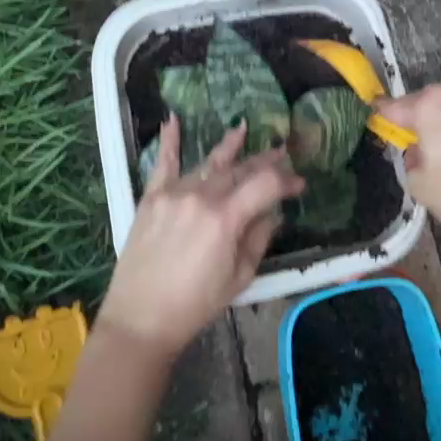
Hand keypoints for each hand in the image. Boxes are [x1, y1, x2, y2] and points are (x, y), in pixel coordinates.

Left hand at [97, 117, 305, 357]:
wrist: (140, 319)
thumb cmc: (195, 306)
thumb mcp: (239, 277)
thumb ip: (258, 239)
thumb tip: (272, 214)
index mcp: (225, 220)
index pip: (265, 185)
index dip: (287, 181)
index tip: (300, 184)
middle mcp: (200, 197)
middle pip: (239, 170)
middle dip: (263, 162)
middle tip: (282, 154)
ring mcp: (173, 194)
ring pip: (208, 163)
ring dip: (229, 147)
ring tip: (243, 129)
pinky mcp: (150, 199)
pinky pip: (163, 164)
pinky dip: (169, 142)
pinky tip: (172, 120)